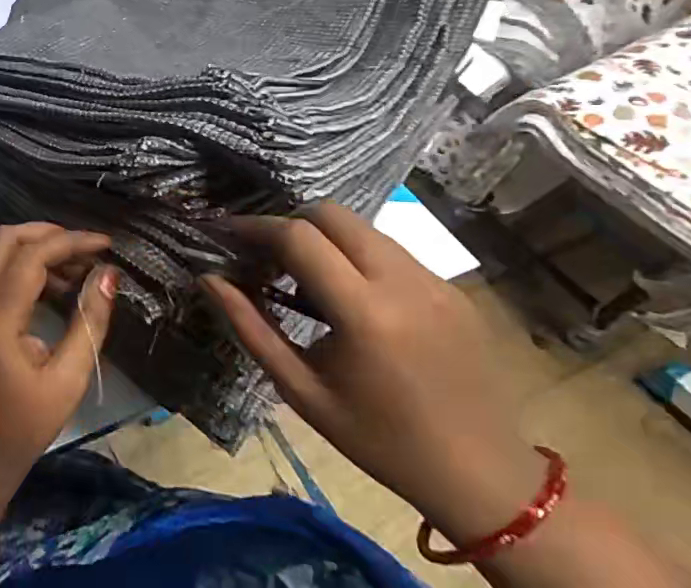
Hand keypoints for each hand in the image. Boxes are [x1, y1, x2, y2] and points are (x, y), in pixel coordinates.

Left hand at [0, 222, 118, 475]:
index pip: (30, 257)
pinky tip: (62, 283)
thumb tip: (108, 275)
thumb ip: (89, 322)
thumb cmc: (27, 420)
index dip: (69, 242)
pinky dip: (31, 264)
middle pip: (6, 239)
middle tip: (86, 246)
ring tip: (81, 266)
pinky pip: (2, 269)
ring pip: (1, 250)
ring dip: (40, 247)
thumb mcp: (69, 377)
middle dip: (48, 232)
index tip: (105, 244)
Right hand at [202, 203, 547, 545]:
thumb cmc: (380, 440)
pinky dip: (357, 256)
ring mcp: (435, 281)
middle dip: (290, 223)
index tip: (228, 234)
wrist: (483, 476)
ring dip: (325, 238)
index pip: (299, 236)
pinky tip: (350, 297)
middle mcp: (403, 282)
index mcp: (365, 313)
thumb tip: (207, 279)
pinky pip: (391, 250)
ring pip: (363, 227)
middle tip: (266, 255)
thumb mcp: (303, 392)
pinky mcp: (452, 287)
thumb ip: (251, 328)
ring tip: (305, 279)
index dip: (256, 226)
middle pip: (332, 213)